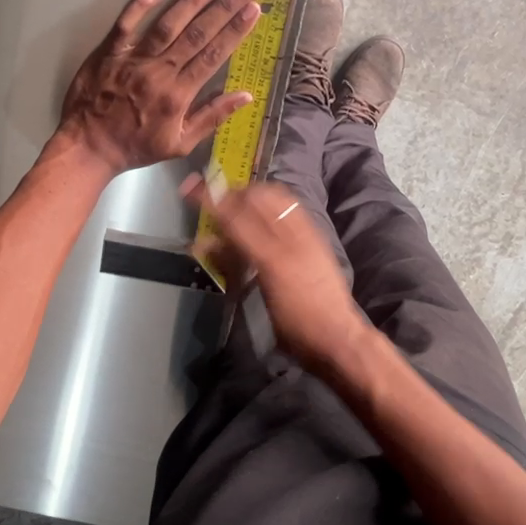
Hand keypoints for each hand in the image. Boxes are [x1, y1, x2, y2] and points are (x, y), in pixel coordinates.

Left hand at [55, 0, 262, 175]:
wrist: (88, 147)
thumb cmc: (136, 147)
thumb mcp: (180, 144)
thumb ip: (211, 117)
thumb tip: (245, 95)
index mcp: (178, 95)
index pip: (214, 56)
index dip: (235, 31)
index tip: (253, 10)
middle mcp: (159, 72)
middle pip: (197, 34)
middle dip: (224, 7)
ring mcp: (133, 59)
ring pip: (167, 24)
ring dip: (192, 0)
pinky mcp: (109, 51)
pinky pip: (126, 23)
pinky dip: (142, 3)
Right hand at [184, 178, 370, 364]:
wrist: (336, 336)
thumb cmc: (290, 325)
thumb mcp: (254, 298)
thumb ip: (230, 265)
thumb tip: (202, 243)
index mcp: (270, 259)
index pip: (233, 217)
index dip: (209, 199)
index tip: (189, 188)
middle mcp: (289, 239)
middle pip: (254, 198)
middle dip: (230, 191)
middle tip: (213, 198)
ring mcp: (306, 235)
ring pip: (275, 196)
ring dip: (251, 192)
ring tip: (237, 199)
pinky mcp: (317, 236)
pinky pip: (291, 205)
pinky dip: (273, 198)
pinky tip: (264, 208)